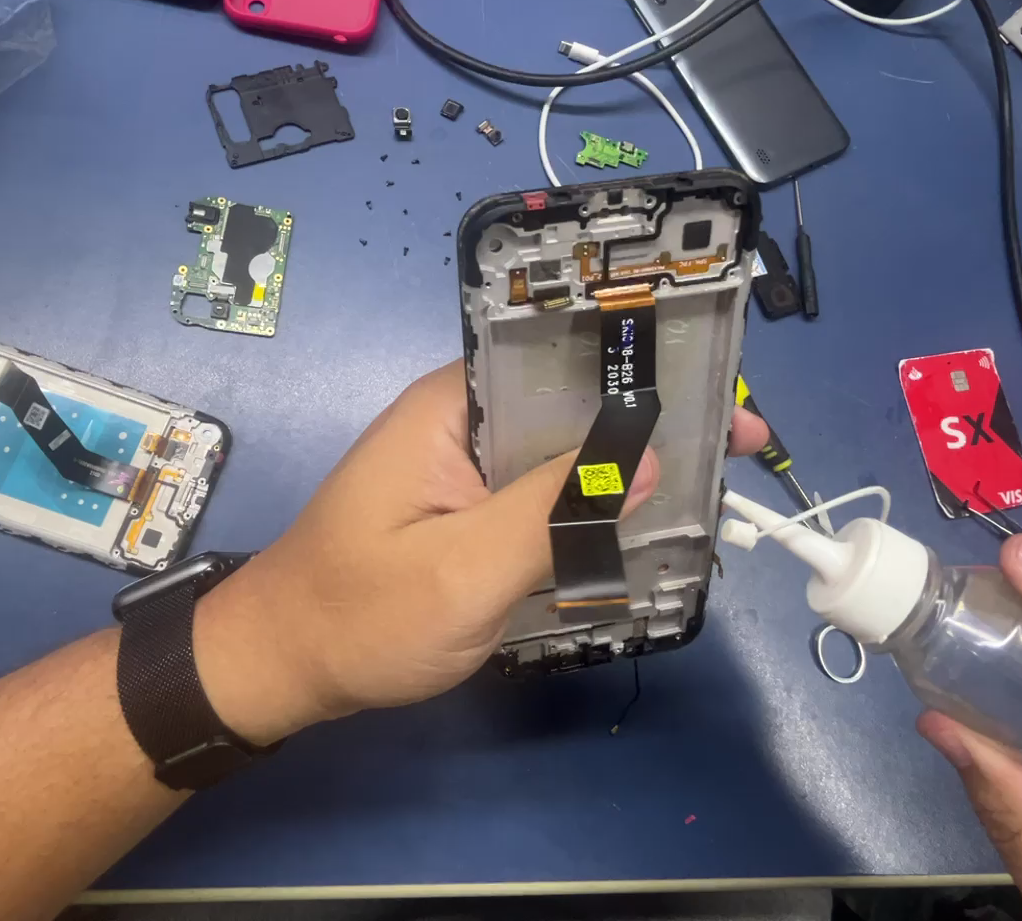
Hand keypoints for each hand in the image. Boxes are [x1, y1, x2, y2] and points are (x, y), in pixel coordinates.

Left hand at [191, 361, 768, 745]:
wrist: (284, 665)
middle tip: (737, 445)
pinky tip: (640, 521)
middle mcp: (461, 420)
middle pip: (569, 402)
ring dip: (625, 465)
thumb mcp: (463, 569)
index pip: (556, 355)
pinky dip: (589, 504)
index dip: (639, 367)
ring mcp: (463, 465)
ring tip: (710, 480)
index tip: (713, 391)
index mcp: (452, 406)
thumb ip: (555, 511)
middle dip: (650, 421)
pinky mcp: (468, 506)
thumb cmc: (361, 615)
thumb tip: (648, 461)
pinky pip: (541, 491)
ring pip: (561, 450)